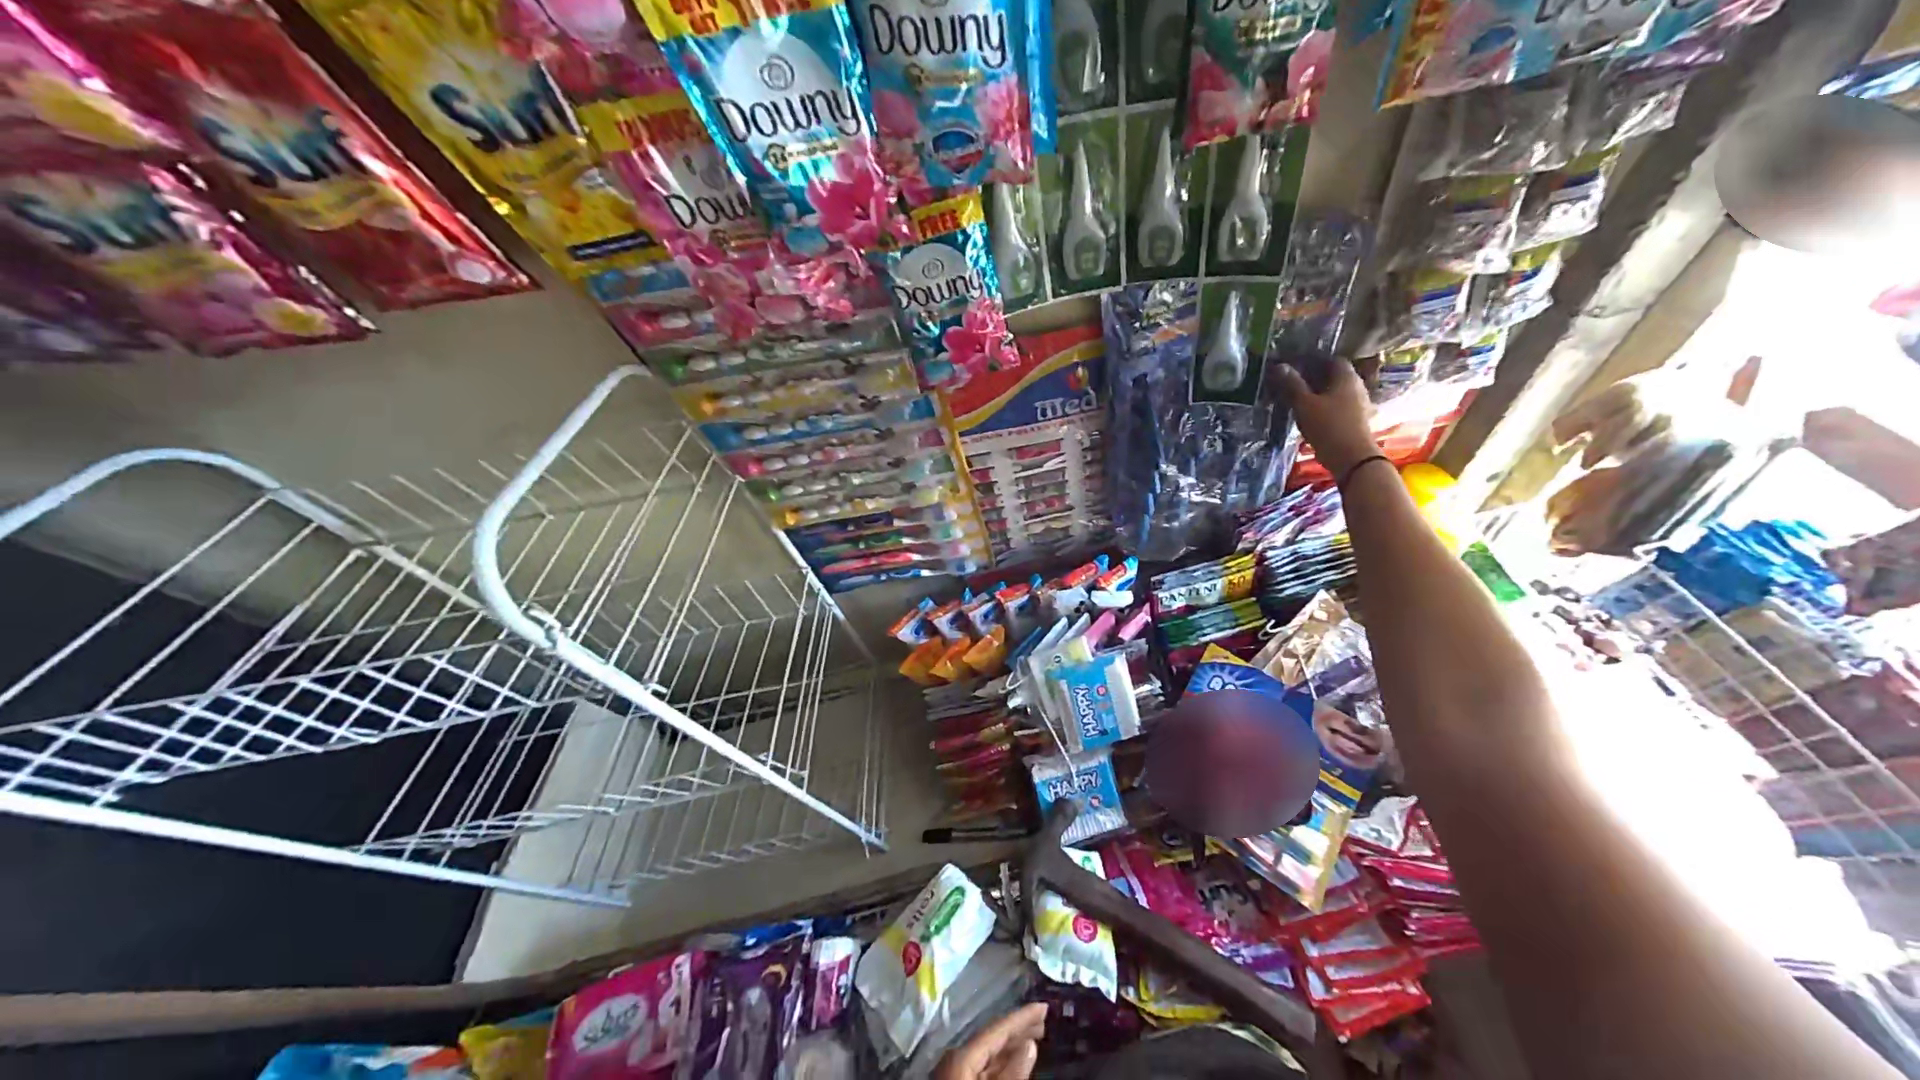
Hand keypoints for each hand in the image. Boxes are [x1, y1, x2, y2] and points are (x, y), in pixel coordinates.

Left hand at [933, 1002, 1046, 1079]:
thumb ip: (1012, 1075)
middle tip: (1045, 1020)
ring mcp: (955, 1074)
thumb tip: (1030, 1044)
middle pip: (993, 1039)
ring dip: (1012, 1047)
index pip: (997, 1030)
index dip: (1022, 1017)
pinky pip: (984, 1070)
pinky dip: (1002, 1066)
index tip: (1044, 1006)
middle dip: (1019, 1030)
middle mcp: (957, 1059)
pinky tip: (1015, 1064)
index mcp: (962, 1057)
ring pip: (989, 1056)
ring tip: (1035, 1038)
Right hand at [1275, 358, 1378, 478]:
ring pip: (1335, 391)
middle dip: (1314, 376)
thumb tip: (1278, 366)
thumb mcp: (1304, 404)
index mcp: (1346, 377)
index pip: (1332, 359)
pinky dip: (1324, 405)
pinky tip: (1310, 414)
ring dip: (1319, 393)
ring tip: (1298, 398)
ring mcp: (1358, 403)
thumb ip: (1292, 385)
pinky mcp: (1355, 419)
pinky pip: (1338, 405)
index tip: (1295, 365)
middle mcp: (1356, 386)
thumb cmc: (1328, 426)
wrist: (1351, 458)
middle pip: (1334, 375)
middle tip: (1292, 382)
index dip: (1313, 360)